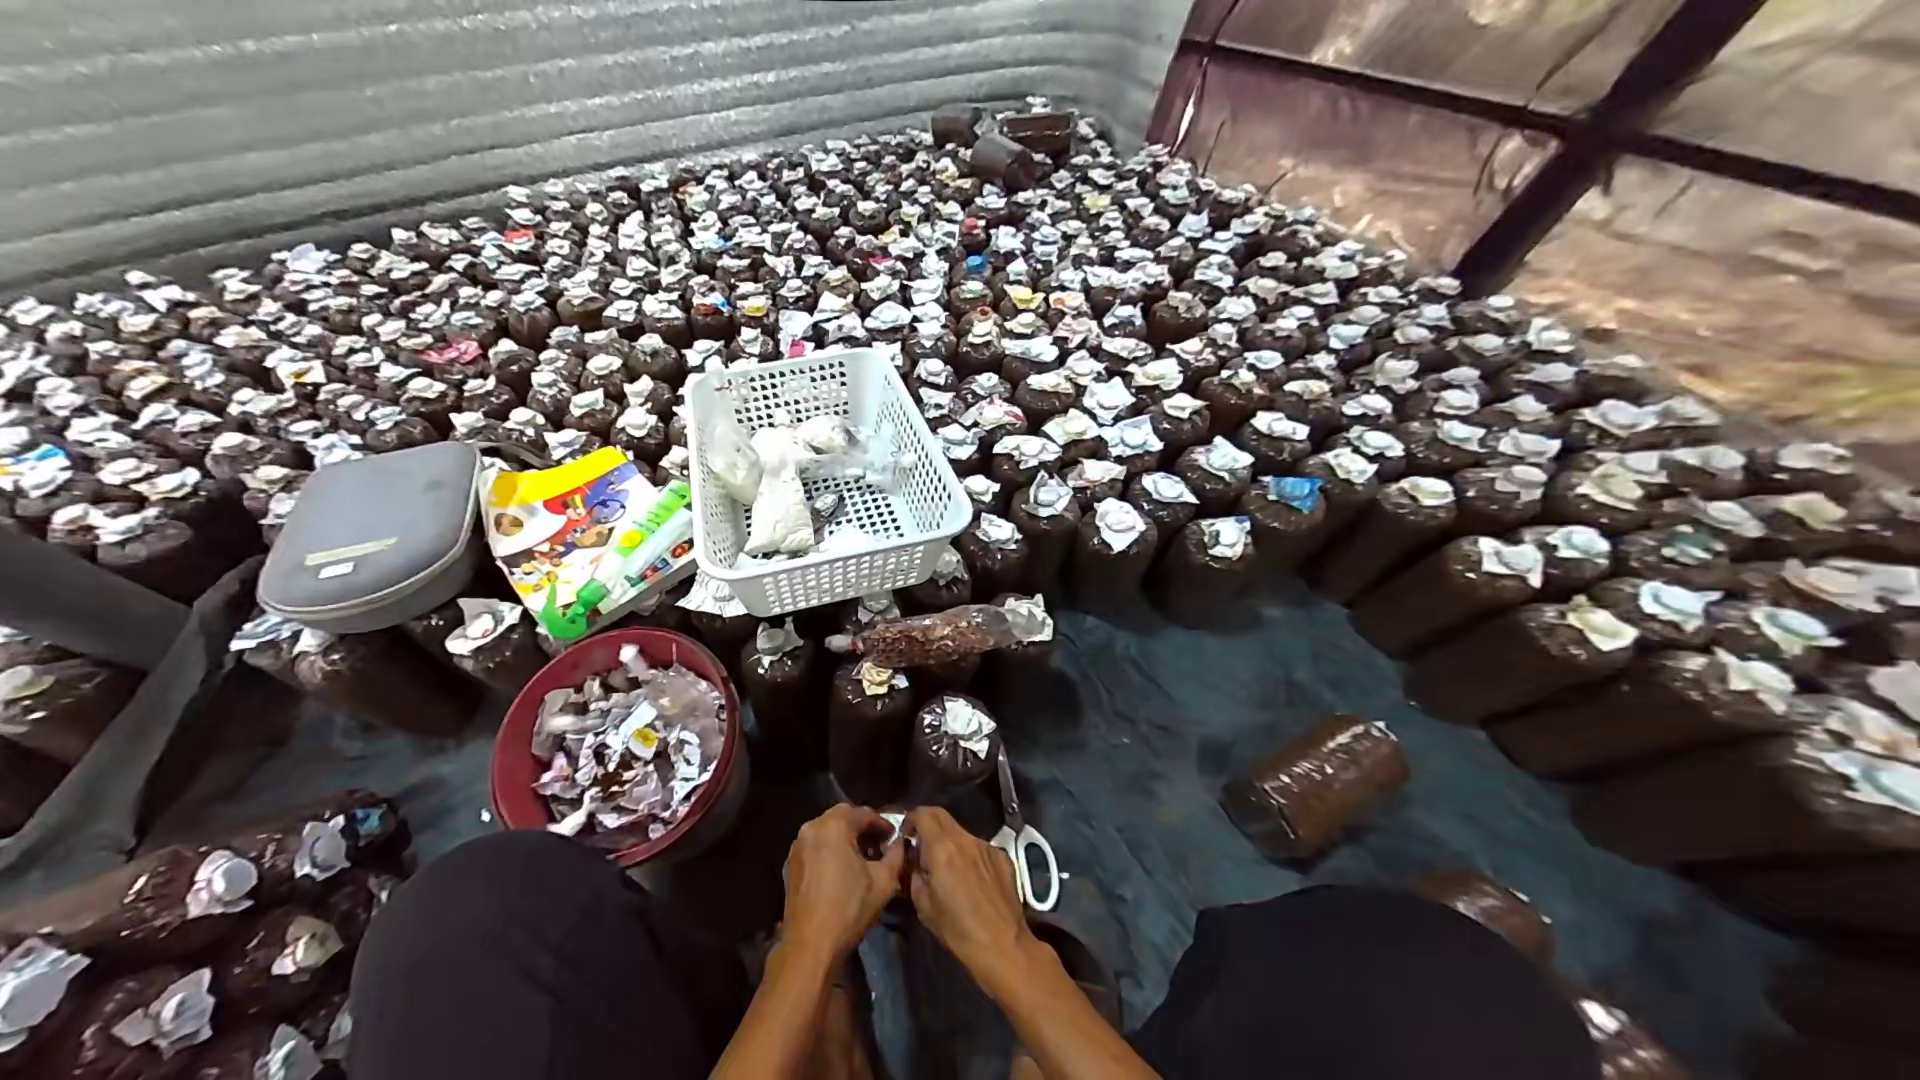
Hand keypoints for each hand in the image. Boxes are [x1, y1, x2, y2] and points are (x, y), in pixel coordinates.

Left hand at [781, 804, 905, 961]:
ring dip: (846, 839)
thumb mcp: (884, 881)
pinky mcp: (791, 867)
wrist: (810, 946)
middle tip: (880, 845)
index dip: (882, 823)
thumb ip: (896, 855)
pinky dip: (831, 851)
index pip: (863, 813)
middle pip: (842, 817)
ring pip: (827, 832)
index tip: (894, 837)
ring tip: (863, 858)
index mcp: (832, 826)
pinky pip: (816, 847)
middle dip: (862, 828)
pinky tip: (843, 871)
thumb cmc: (849, 908)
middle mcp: (811, 829)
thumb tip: (900, 844)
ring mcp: (797, 848)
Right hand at [905, 807, 1036, 992]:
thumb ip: (915, 875)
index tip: (907, 834)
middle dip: (928, 825)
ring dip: (950, 843)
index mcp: (943, 848)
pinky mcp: (1003, 857)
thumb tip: (917, 862)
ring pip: (961, 833)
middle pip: (942, 816)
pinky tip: (971, 880)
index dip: (911, 819)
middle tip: (922, 846)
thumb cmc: (957, 929)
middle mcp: (966, 839)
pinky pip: (979, 848)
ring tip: (948, 869)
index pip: (924, 814)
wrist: (1002, 944)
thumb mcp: (923, 905)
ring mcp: (987, 846)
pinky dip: (969, 855)